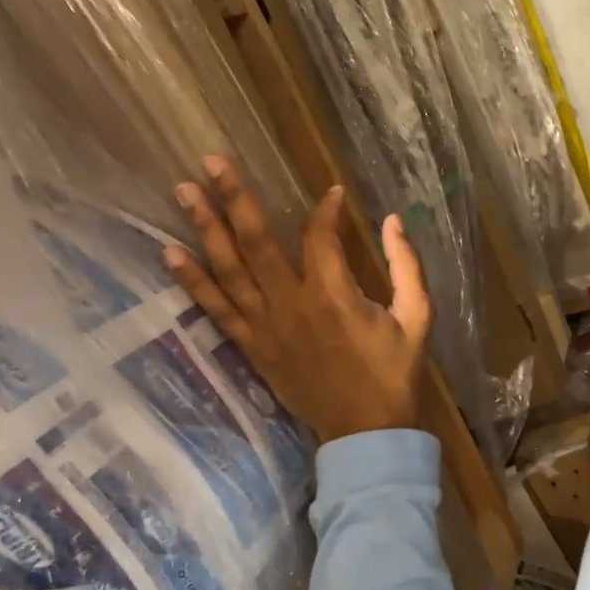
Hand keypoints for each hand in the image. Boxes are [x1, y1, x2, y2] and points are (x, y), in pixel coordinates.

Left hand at [164, 155, 431, 443]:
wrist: (366, 429)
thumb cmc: (395, 372)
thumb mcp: (417, 318)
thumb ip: (407, 267)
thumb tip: (392, 220)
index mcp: (334, 296)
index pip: (319, 238)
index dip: (324, 211)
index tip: (331, 191)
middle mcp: (291, 305)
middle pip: (257, 243)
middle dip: (235, 198)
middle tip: (213, 160)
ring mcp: (265, 326)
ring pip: (228, 269)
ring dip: (205, 227)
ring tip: (184, 190)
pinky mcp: (252, 346)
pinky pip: (216, 309)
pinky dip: (193, 280)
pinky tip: (171, 252)